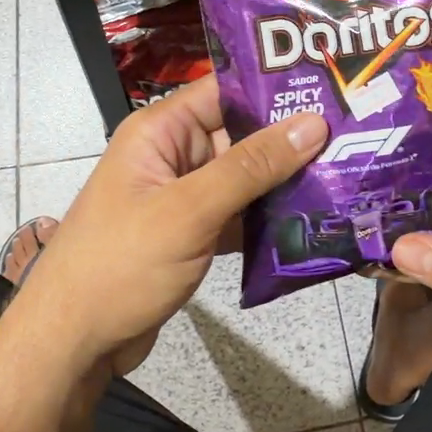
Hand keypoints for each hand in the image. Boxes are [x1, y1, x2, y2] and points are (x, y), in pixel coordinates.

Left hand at [6, 75, 327, 377]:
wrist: (74, 344)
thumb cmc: (121, 265)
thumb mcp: (190, 210)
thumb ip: (252, 167)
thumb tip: (314, 124)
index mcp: (161, 131)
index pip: (225, 91)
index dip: (274, 87)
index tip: (332, 87)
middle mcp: (172, 156)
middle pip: (242, 134)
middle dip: (293, 139)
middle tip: (358, 137)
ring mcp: (183, 197)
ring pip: (245, 178)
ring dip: (287, 182)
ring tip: (348, 176)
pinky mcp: (193, 234)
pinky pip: (240, 214)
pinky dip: (269, 219)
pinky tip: (315, 222)